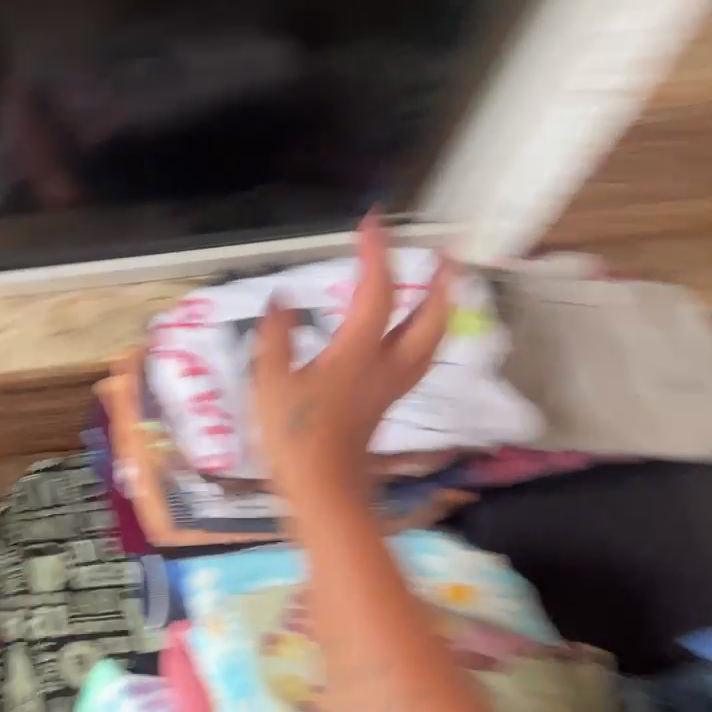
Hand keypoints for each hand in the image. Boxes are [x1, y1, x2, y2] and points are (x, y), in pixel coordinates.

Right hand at [253, 212, 455, 502]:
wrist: (321, 487)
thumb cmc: (292, 434)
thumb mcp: (269, 381)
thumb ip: (276, 336)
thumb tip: (282, 299)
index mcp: (358, 353)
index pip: (376, 293)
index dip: (375, 255)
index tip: (371, 223)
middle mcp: (387, 364)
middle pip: (429, 317)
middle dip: (439, 281)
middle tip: (443, 252)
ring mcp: (392, 386)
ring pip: (432, 339)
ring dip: (440, 307)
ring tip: (440, 286)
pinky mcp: (387, 401)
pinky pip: (419, 357)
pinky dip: (423, 334)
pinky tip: (410, 335)